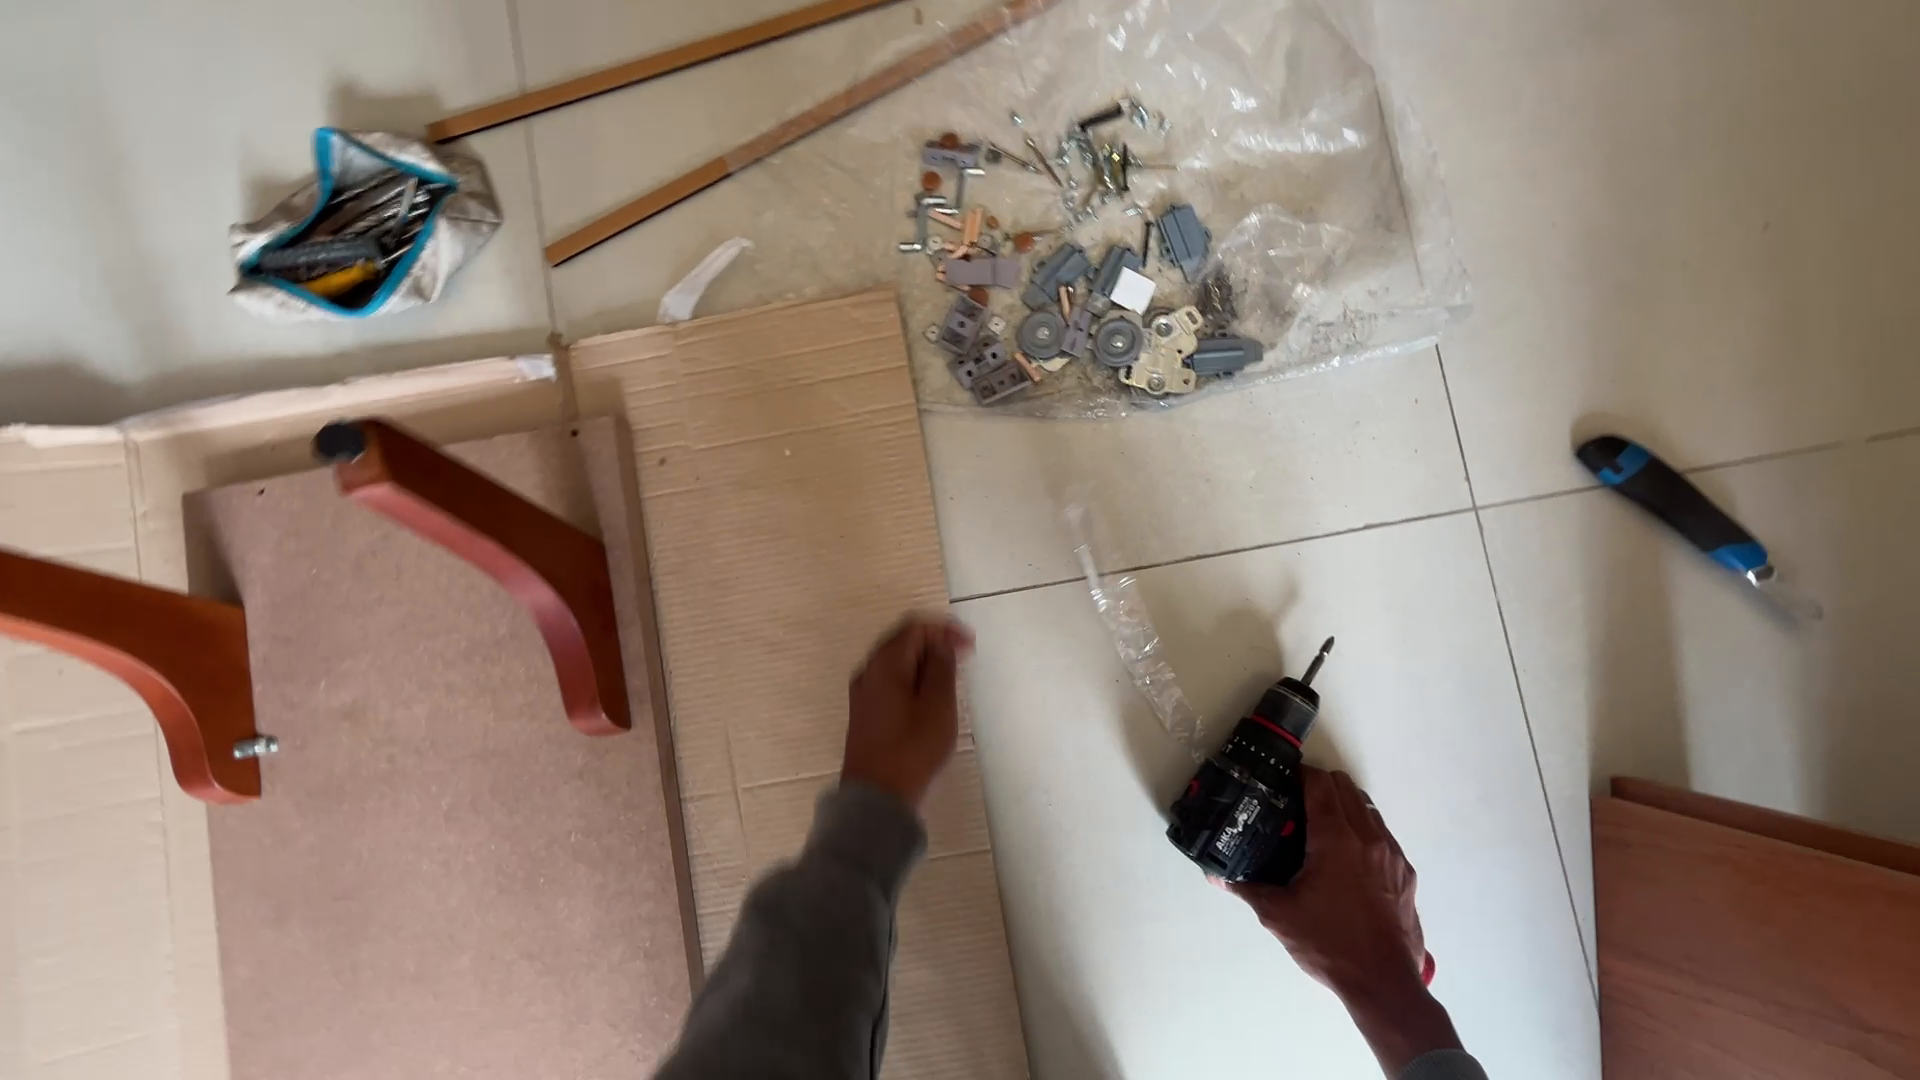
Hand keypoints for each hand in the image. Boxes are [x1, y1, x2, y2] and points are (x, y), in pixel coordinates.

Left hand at [841, 614, 974, 810]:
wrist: (876, 796)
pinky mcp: (865, 711)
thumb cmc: (912, 748)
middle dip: (934, 642)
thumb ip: (941, 667)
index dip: (945, 629)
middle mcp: (868, 671)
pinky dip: (912, 677)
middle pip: (902, 641)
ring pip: (896, 662)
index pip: (915, 628)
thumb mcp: (938, 705)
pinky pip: (890, 680)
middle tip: (964, 654)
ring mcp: (863, 692)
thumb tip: (941, 643)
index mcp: (885, 663)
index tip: (970, 644)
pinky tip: (928, 694)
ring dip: (924, 661)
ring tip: (951, 674)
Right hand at [1228, 768, 1457, 1075]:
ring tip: (1320, 823)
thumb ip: (1246, 888)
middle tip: (1296, 799)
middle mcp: (1368, 839)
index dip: (1300, 774)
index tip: (1283, 779)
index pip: (1320, 785)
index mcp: (1336, 840)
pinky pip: (1383, 834)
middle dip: (1321, 785)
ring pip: (1368, 808)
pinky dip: (1363, 829)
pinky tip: (1346, 855)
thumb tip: (1216, 877)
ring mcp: (1392, 856)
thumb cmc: (1329, 944)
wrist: (1384, 985)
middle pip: (1347, 787)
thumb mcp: (1278, 915)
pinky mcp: (1406, 874)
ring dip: (1344, 805)